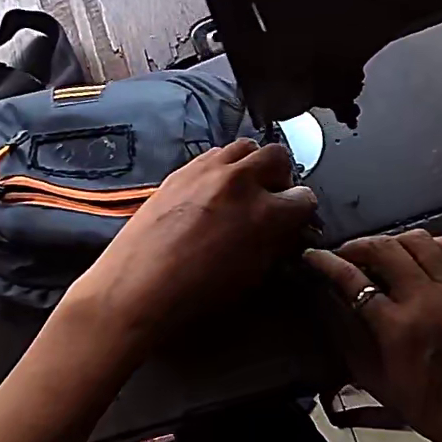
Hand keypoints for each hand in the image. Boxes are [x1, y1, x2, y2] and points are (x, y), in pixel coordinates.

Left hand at [64, 139, 316, 345]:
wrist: (137, 288)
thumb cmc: (194, 295)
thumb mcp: (252, 276)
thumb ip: (275, 245)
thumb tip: (283, 233)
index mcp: (265, 213)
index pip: (304, 197)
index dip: (302, 212)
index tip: (295, 220)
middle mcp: (239, 182)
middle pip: (277, 156)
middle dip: (280, 177)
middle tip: (271, 198)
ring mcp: (206, 171)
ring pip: (244, 147)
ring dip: (250, 165)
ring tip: (243, 189)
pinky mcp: (180, 172)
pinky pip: (213, 156)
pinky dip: (222, 168)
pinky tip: (213, 191)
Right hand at [305, 231, 441, 441]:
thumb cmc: (424, 404)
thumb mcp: (374, 379)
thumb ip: (349, 339)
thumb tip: (332, 302)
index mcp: (397, 328)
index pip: (354, 281)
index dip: (327, 263)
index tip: (312, 256)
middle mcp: (426, 301)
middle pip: (384, 249)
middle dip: (357, 245)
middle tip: (345, 254)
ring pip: (418, 240)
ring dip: (391, 241)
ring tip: (379, 253)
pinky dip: (429, 244)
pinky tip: (416, 256)